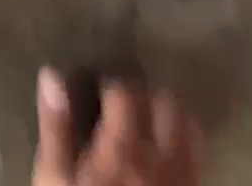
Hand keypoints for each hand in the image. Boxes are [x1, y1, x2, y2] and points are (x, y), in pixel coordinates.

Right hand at [33, 68, 201, 185]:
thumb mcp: (54, 172)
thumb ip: (55, 124)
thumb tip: (52, 76)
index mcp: (120, 147)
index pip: (124, 93)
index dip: (110, 82)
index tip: (97, 84)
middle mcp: (159, 158)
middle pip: (165, 105)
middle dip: (146, 92)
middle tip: (124, 94)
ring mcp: (181, 177)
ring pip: (189, 128)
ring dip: (171, 111)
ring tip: (150, 110)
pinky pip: (199, 154)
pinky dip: (187, 136)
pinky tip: (171, 138)